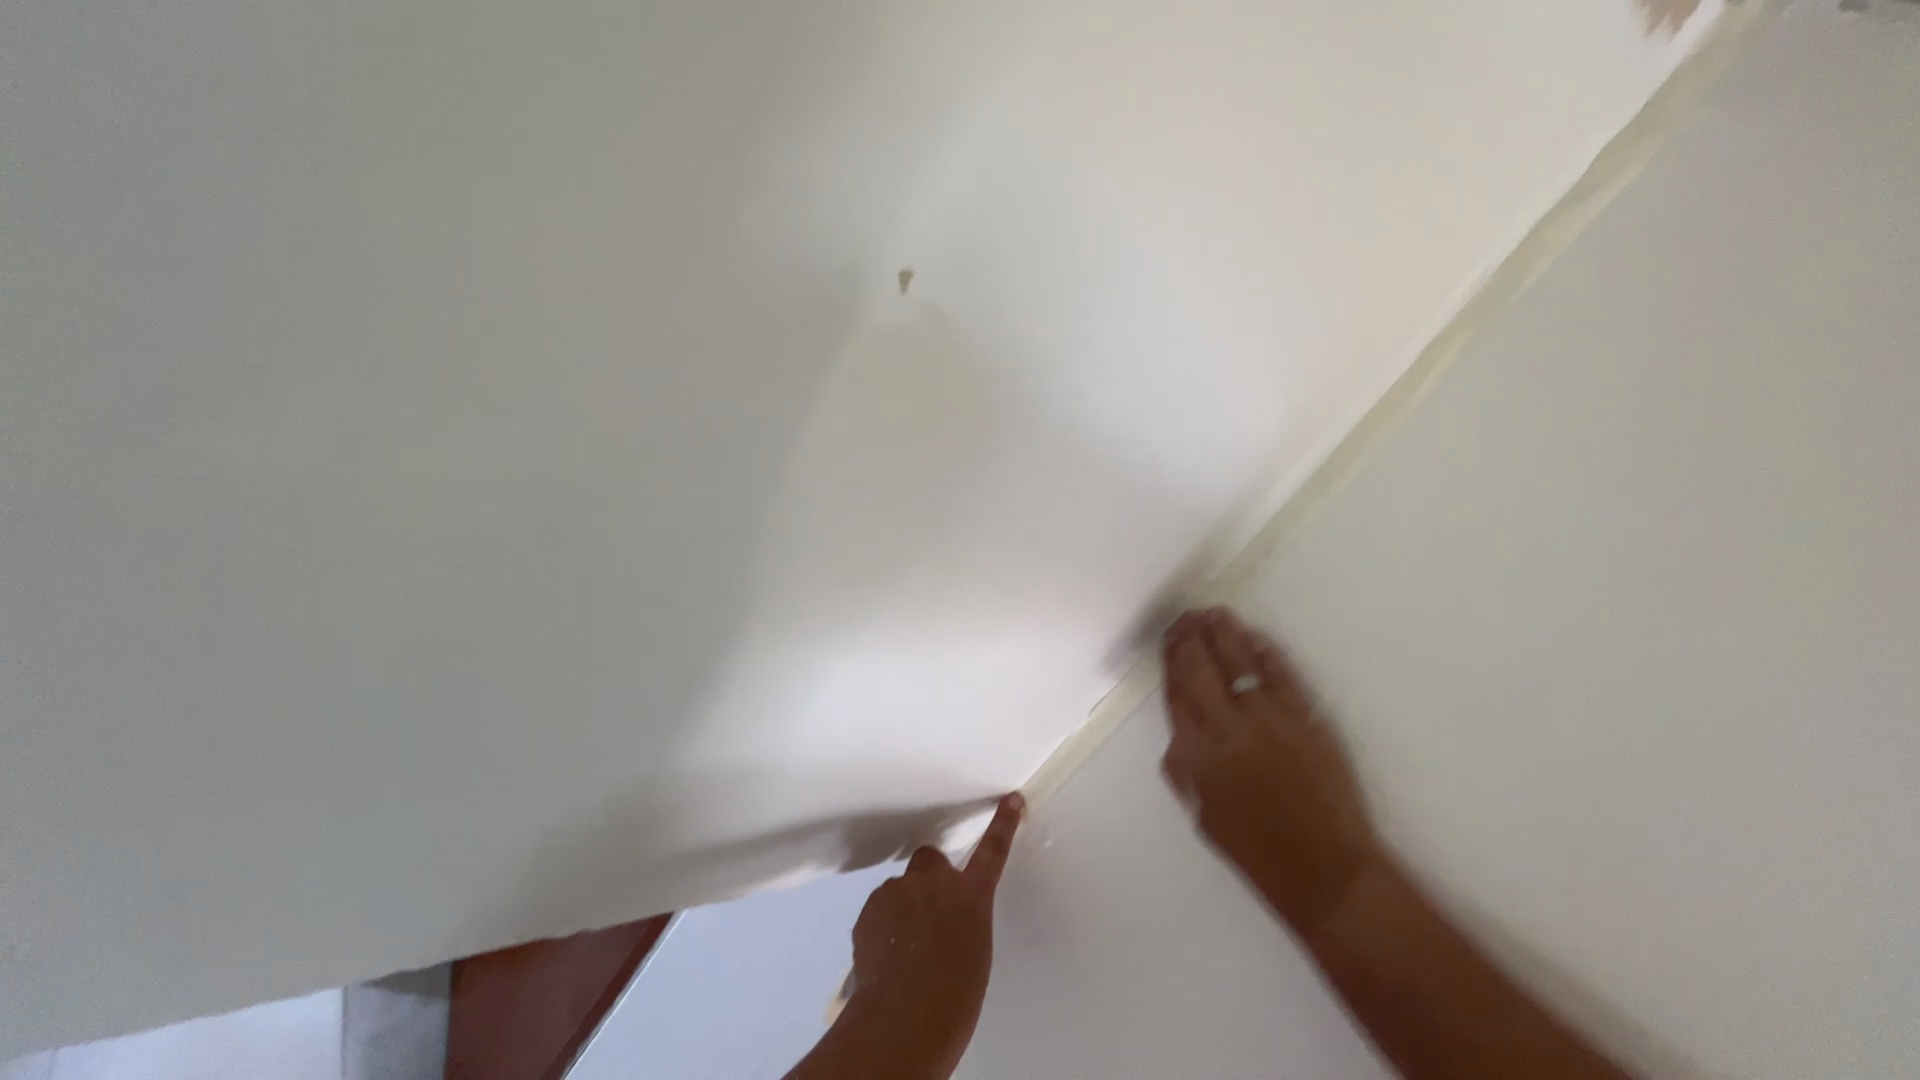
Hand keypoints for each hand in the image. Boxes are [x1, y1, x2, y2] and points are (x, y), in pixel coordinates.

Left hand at [844, 794, 1023, 1070]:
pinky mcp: (868, 910)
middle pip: (928, 859)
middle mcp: (933, 883)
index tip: (1010, 799)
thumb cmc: (953, 999)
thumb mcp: (973, 955)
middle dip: (928, 877)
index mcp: (971, 896)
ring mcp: (897, 893)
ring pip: (900, 890)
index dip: (1002, 824)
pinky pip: (878, 913)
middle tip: (928, 914)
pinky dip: (882, 929)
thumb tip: (941, 928)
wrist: (904, 1018)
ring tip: (904, 954)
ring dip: (903, 909)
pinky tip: (884, 961)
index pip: (992, 852)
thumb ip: (961, 926)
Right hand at [1161, 607, 1380, 937]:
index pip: (1175, 693)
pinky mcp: (1306, 717)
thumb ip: (1185, 766)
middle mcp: (1225, 728)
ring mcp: (1267, 718)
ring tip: (1214, 614)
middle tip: (1186, 617)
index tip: (1170, 641)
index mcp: (1194, 755)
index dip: (1170, 662)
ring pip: (1237, 662)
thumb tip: (1181, 730)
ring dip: (1223, 634)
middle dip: (1190, 638)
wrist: (1324, 870)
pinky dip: (1264, 651)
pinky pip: (1279, 673)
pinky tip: (1254, 638)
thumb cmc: (1255, 850)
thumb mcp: (1200, 813)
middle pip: (1200, 669)